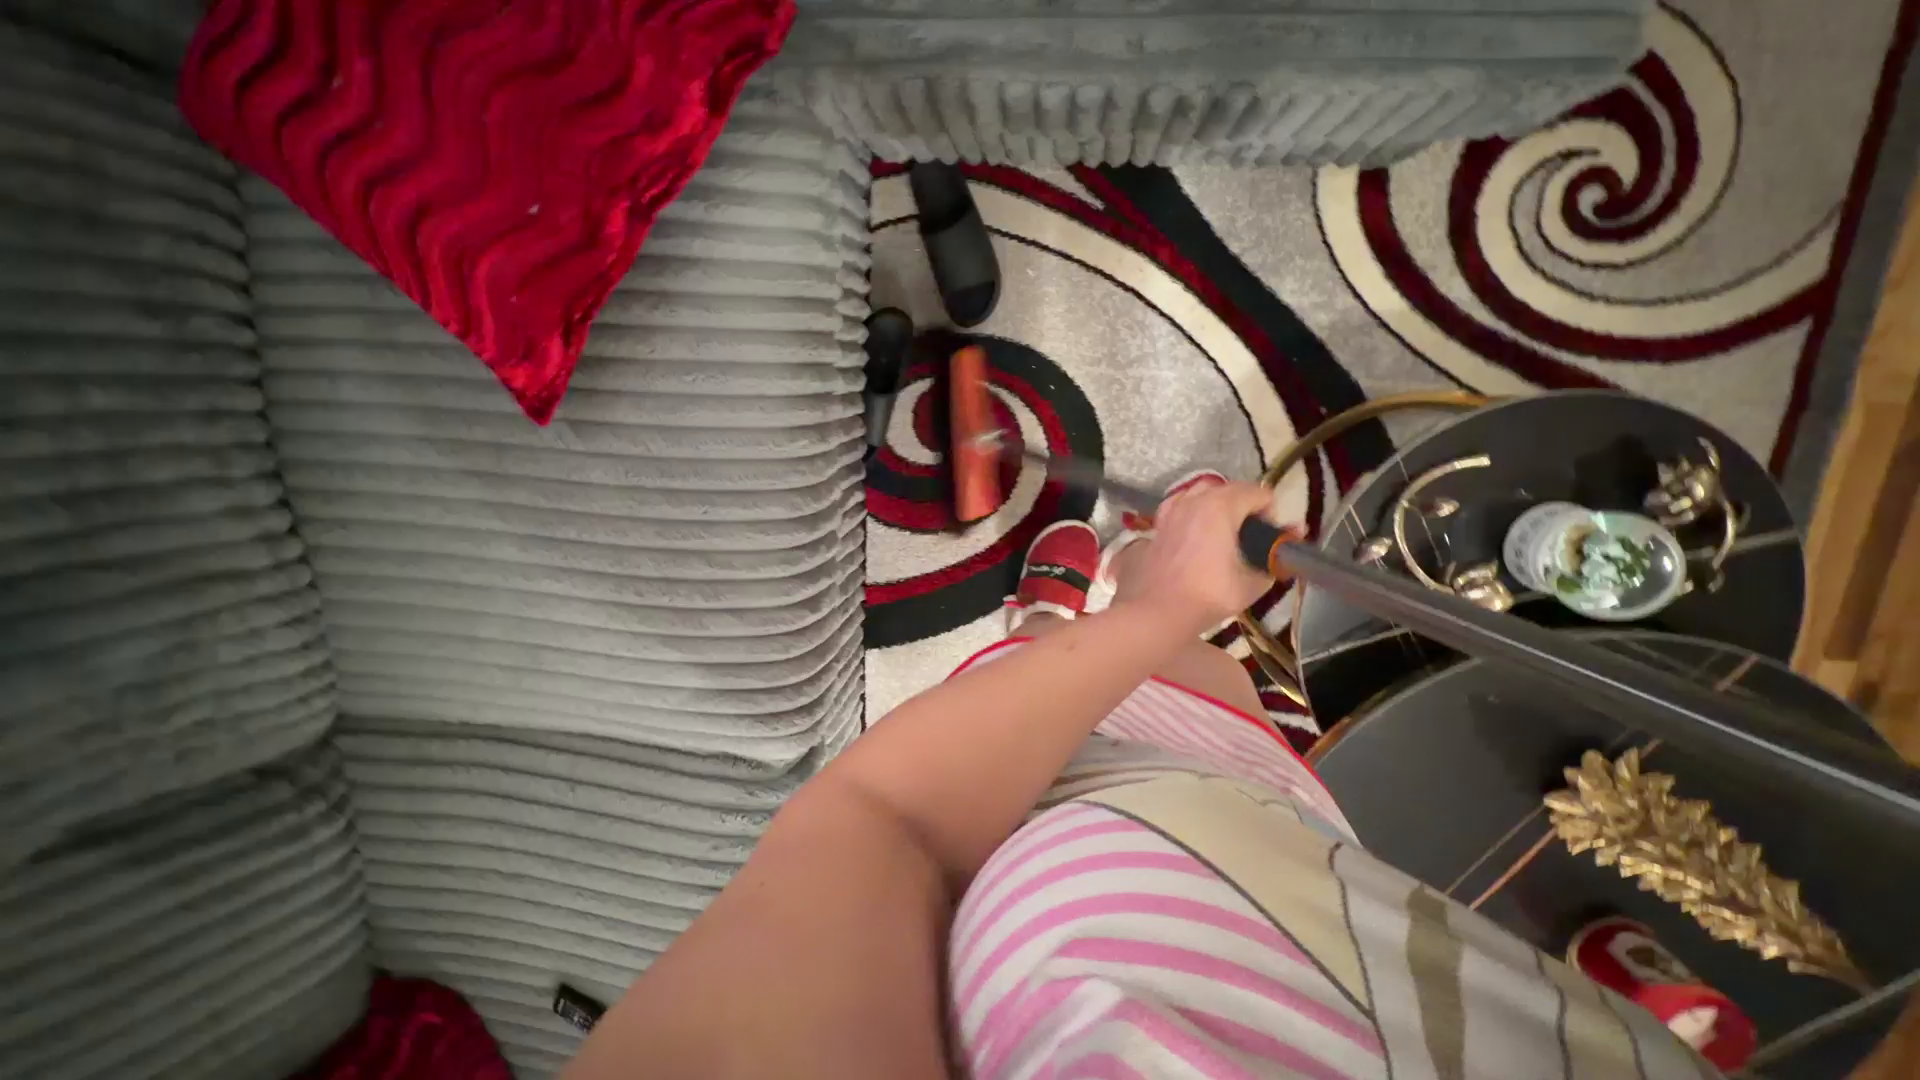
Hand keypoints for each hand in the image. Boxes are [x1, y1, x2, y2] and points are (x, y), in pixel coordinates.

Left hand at [1124, 482, 1298, 632]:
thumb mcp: (1253, 583)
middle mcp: (1194, 500)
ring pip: (1202, 492)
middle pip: (1231, 489)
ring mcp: (1172, 510)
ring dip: (1219, 504)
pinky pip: (1180, 505)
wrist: (1159, 611)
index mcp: (1221, 507)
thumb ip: (1274, 560)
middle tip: (1254, 534)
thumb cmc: (1209, 595)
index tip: (1272, 535)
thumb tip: (1287, 547)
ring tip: (1226, 530)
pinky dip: (1193, 510)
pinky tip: (1195, 530)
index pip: (1258, 493)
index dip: (1272, 512)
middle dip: (1247, 506)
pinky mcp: (1157, 525)